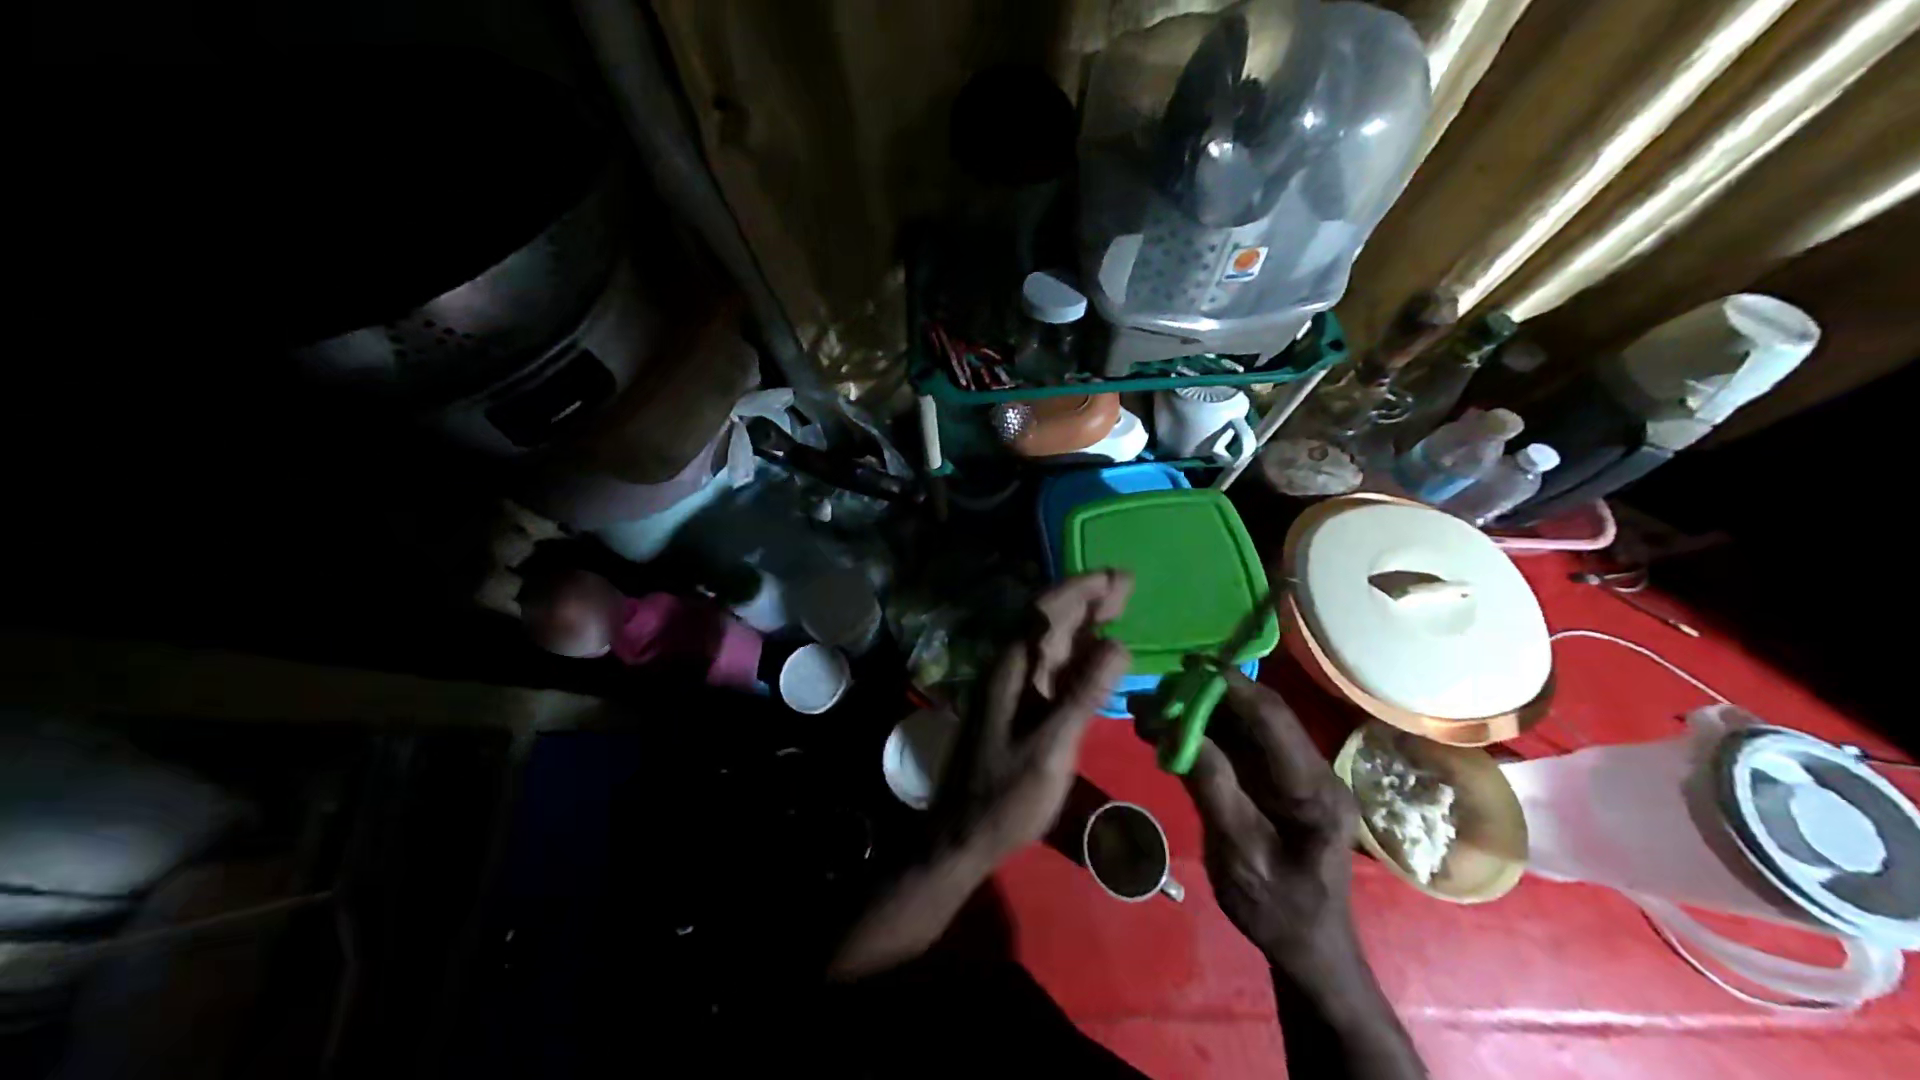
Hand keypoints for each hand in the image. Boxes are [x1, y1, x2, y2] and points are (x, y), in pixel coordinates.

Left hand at [828, 572, 1129, 979]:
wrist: (963, 834)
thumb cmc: (1007, 795)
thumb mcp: (1052, 748)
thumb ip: (1084, 695)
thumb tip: (1119, 644)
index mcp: (1013, 669)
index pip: (1046, 611)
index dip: (1082, 588)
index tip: (1118, 576)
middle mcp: (1010, 668)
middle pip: (1048, 618)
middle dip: (1086, 597)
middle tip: (1127, 585)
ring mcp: (1013, 687)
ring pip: (1049, 640)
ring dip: (1083, 619)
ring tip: (1118, 606)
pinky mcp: (1018, 706)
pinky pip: (1051, 666)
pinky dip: (1076, 651)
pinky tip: (1096, 653)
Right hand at [1182, 669, 1356, 969]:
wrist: (1307, 948)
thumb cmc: (1277, 909)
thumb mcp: (1240, 855)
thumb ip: (1214, 789)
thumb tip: (1181, 731)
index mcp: (1313, 790)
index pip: (1273, 719)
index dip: (1231, 687)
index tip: (1188, 667)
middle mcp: (1310, 771)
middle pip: (1257, 716)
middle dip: (1205, 696)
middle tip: (1156, 690)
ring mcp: (1294, 775)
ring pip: (1243, 727)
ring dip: (1198, 713)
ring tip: (1151, 710)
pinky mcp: (1275, 782)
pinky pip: (1238, 747)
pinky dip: (1202, 735)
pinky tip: (1166, 733)